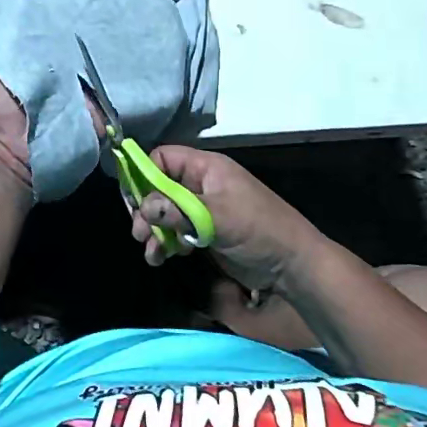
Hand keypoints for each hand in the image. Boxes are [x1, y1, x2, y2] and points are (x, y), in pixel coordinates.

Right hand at [131, 145, 320, 289]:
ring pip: (165, 213)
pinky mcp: (205, 232)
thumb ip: (179, 210)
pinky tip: (161, 258)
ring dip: (154, 231)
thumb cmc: (259, 230)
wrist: (293, 267)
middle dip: (146, 210)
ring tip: (152, 253)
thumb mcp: (218, 217)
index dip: (144, 174)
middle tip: (140, 232)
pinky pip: (176, 231)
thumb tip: (143, 207)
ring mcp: (203, 209)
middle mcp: (201, 184)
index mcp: (207, 168)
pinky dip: (166, 243)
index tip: (134, 200)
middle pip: (159, 188)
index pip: (163, 158)